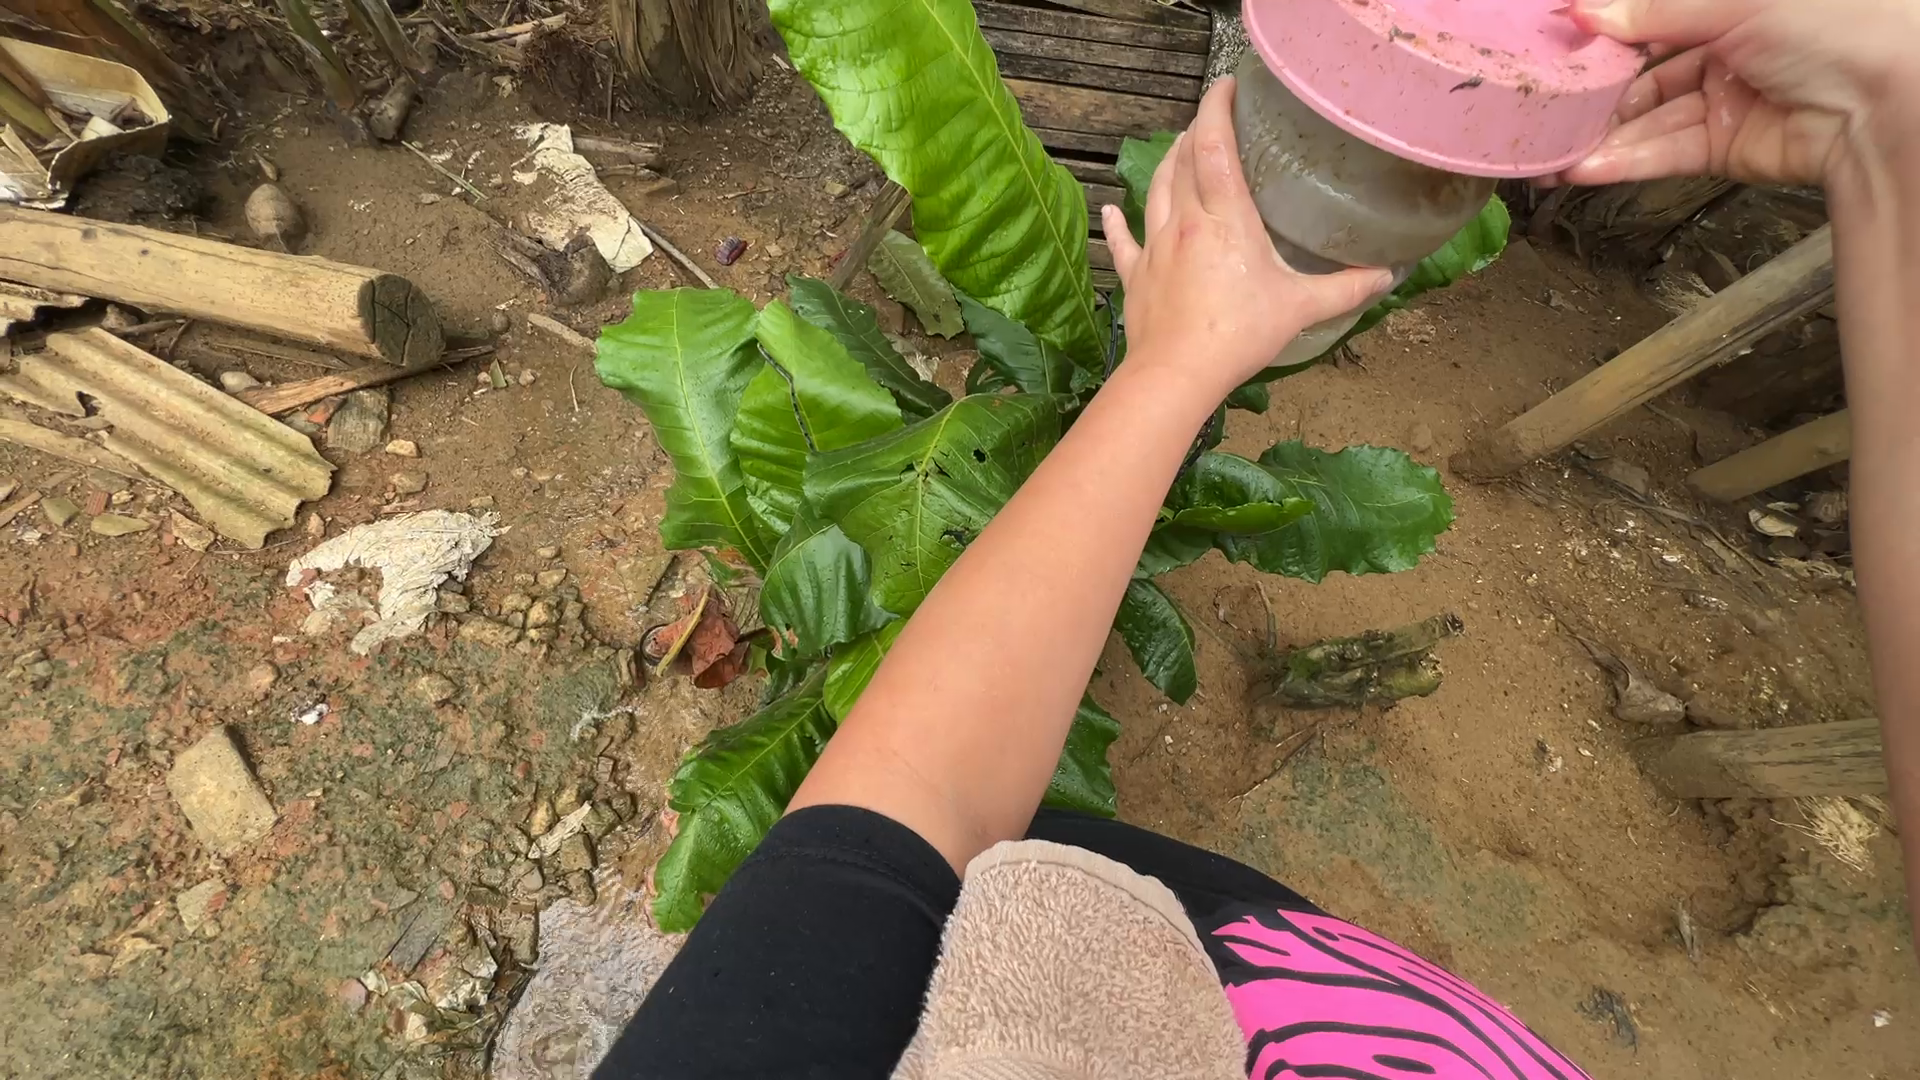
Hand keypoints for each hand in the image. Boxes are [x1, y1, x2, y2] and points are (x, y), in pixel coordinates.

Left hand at [1101, 77, 1391, 400]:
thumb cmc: (1238, 336)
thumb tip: (1386, 276)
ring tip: (1176, 150)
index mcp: (1224, 217)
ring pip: (1154, 192)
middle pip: (1181, 162)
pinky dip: (1117, 223)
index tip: (1225, 88)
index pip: (1214, 145)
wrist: (1176, 374)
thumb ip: (1344, 289)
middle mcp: (1184, 222)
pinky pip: (1122, 242)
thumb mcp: (1298, 308)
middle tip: (1208, 125)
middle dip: (1193, 134)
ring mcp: (1154, 249)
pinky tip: (1111, 209)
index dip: (1216, 109)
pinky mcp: (1134, 276)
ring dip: (1165, 165)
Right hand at [1552, 0, 1919, 187]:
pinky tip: (1581, 170)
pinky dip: (1620, 163)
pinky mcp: (1721, 148)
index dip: (1613, 35)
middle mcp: (1737, 50)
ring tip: (1550, 157)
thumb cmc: (1843, 24)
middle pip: (1648, 77)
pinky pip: (1661, 154)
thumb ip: (1657, 12)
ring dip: (1600, 140)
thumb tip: (1583, 10)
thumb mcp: (1743, 2)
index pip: (1662, 20)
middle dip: (1598, 99)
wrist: (1889, 100)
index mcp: (1749, 5)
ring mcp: (1728, 102)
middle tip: (1547, 114)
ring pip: (1648, 121)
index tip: (1563, 48)